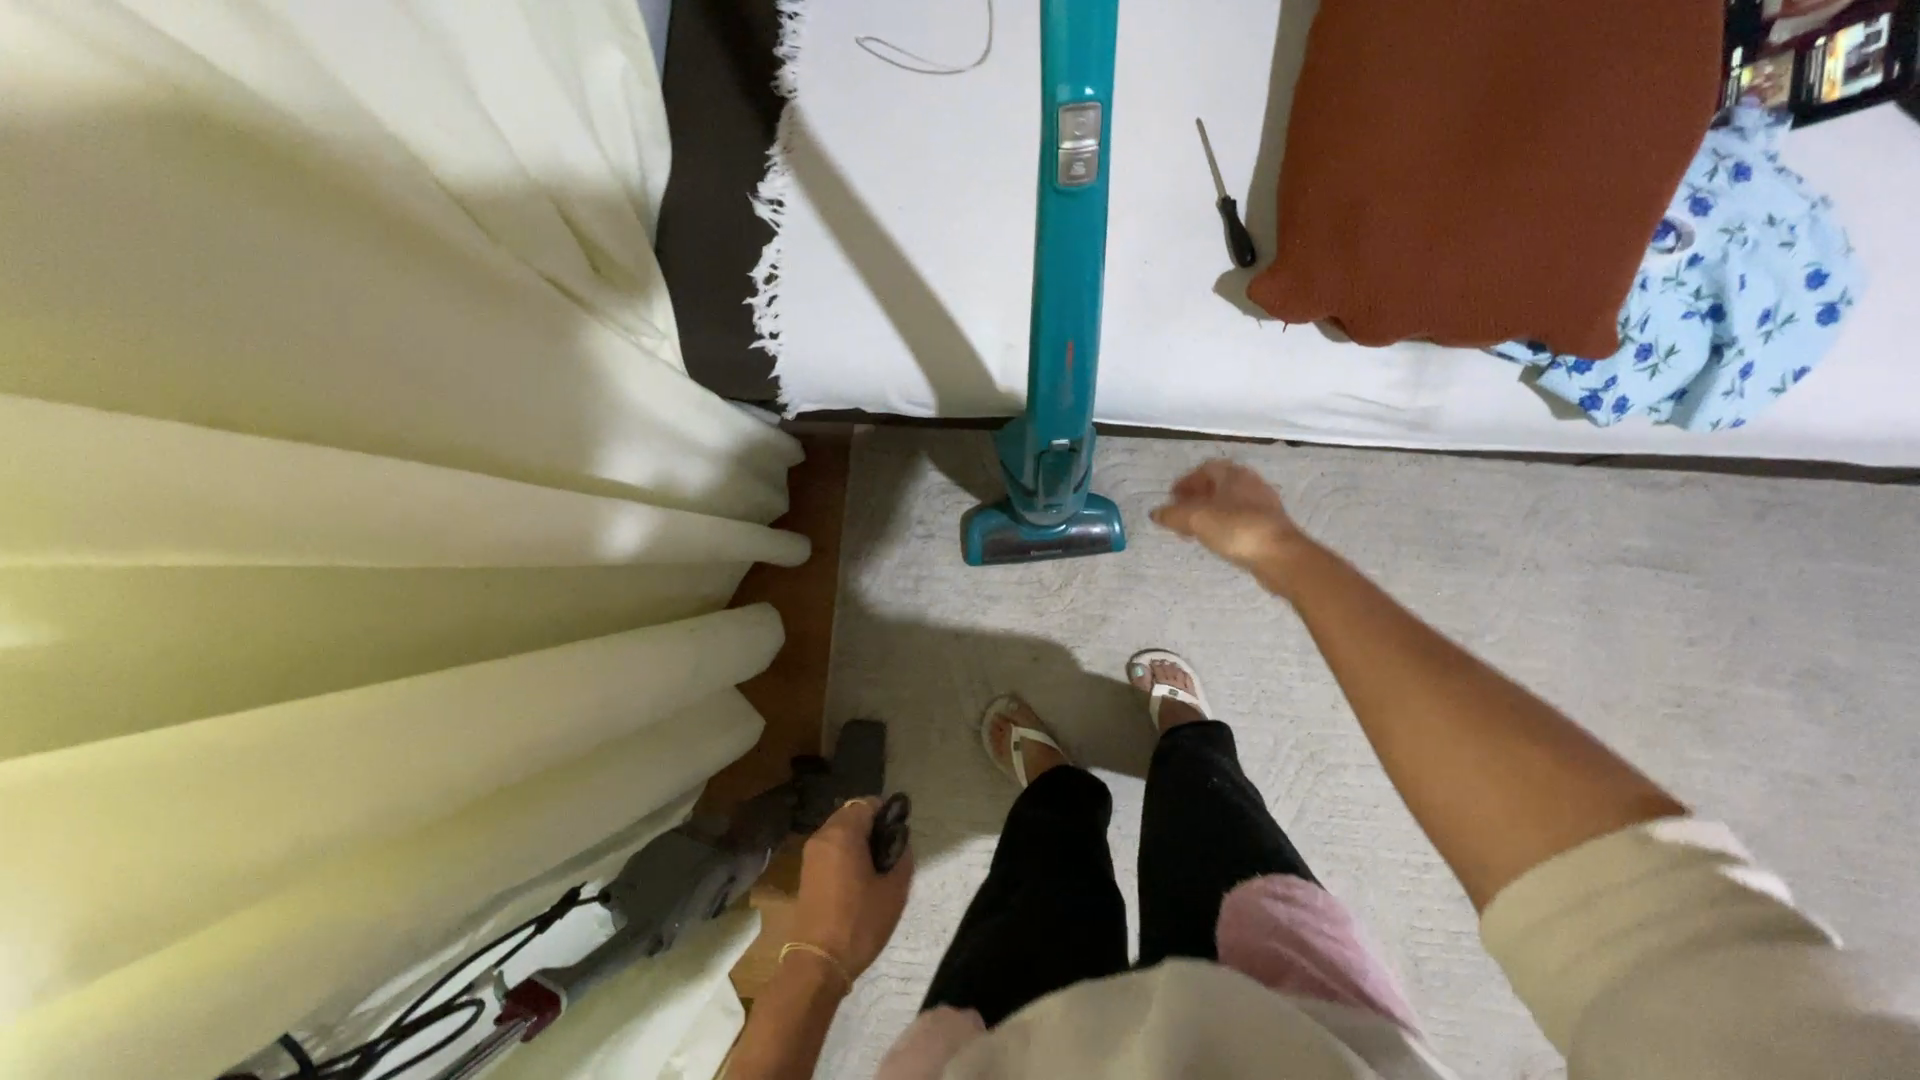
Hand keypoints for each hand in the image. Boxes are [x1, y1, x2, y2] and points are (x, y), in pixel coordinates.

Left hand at [790, 798, 914, 981]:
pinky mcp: (806, 873)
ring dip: (858, 839)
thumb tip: (901, 844)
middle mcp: (822, 837)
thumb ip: (902, 858)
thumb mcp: (894, 891)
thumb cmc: (860, 922)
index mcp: (842, 834)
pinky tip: (859, 878)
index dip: (886, 812)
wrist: (819, 962)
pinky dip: (845, 853)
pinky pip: (830, 849)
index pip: (867, 803)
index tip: (900, 832)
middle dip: (872, 825)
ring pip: (839, 832)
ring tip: (877, 866)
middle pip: (850, 815)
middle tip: (891, 850)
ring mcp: (810, 856)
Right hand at [1151, 460, 1314, 582]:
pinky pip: (1240, 519)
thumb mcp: (1195, 519)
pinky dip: (1224, 525)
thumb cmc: (1236, 529)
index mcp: (1233, 474)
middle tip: (1180, 515)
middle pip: (1218, 485)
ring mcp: (1263, 505)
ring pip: (1229, 503)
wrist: (1280, 555)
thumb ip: (1172, 515)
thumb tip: (1155, 513)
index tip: (1172, 498)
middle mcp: (1250, 483)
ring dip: (1209, 513)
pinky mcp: (1270, 525)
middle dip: (1196, 498)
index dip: (1186, 482)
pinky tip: (1216, 540)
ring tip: (1194, 530)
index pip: (1205, 469)